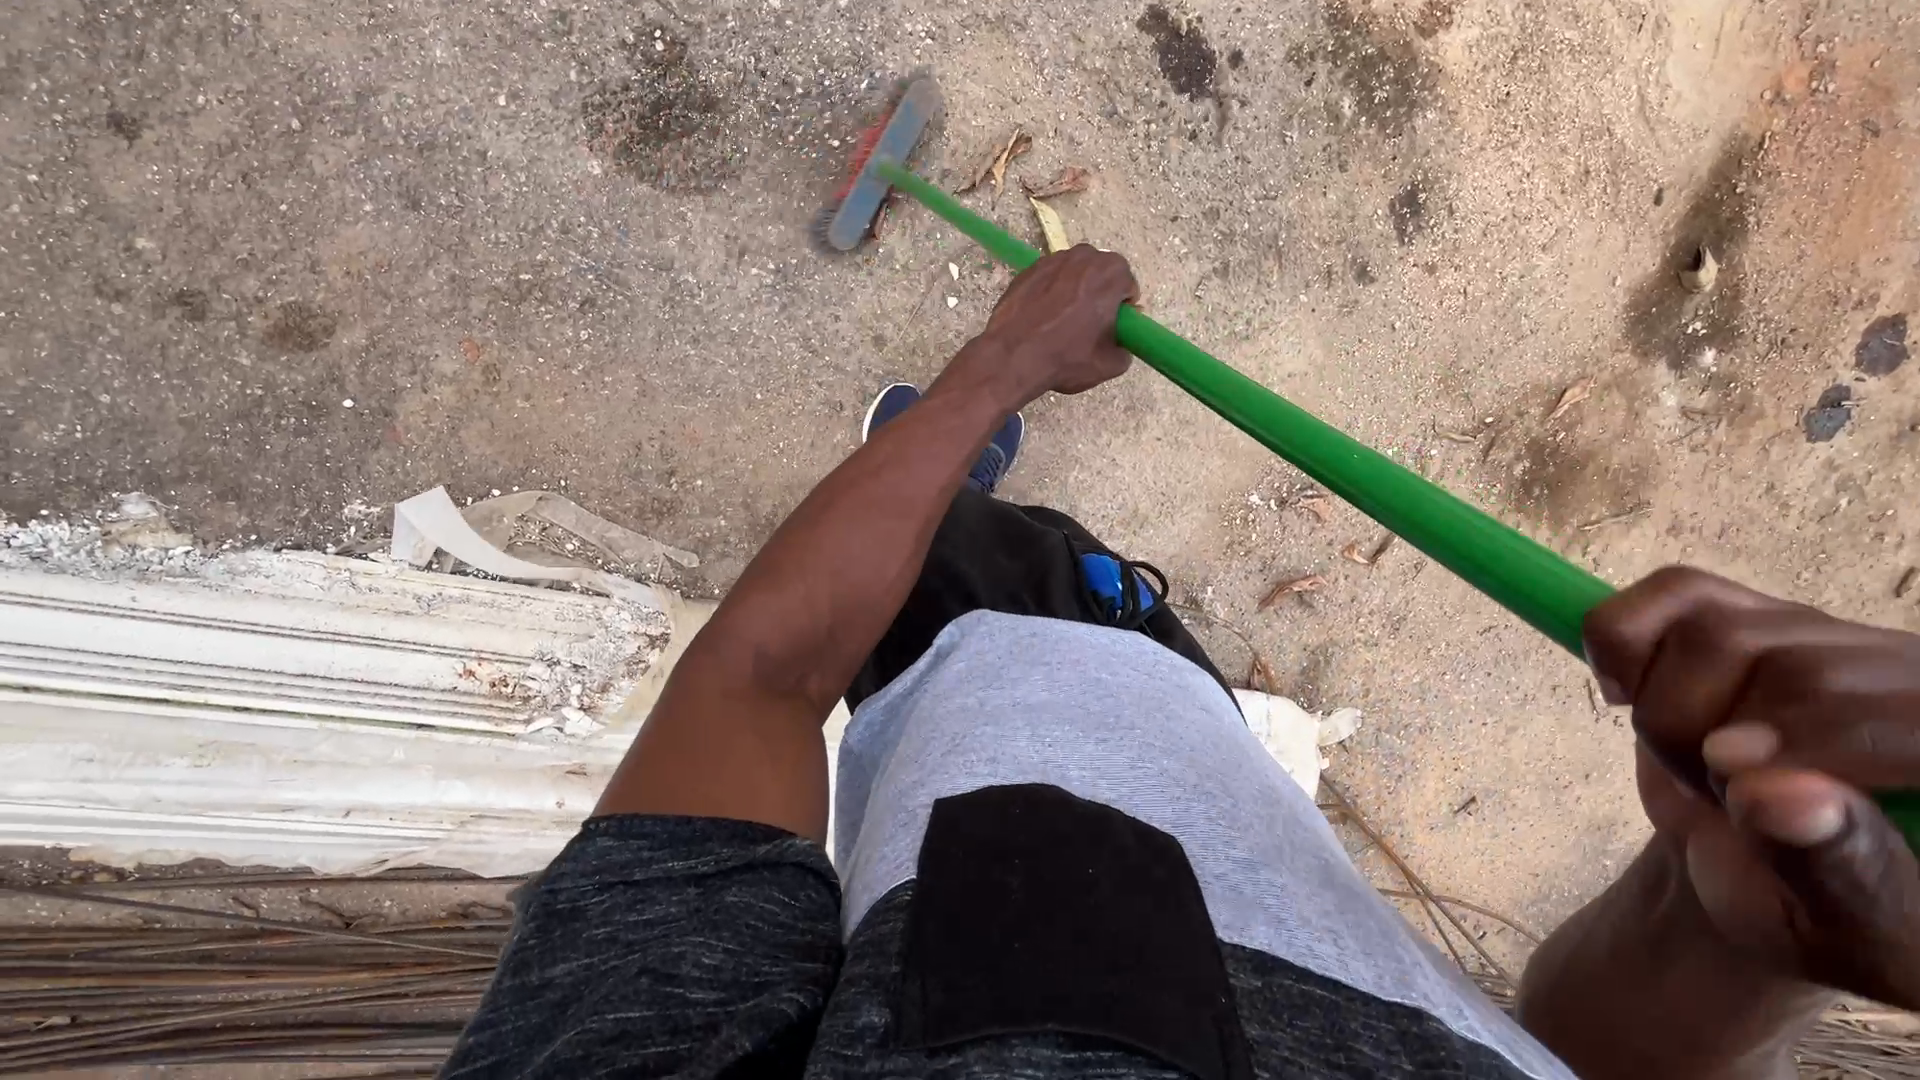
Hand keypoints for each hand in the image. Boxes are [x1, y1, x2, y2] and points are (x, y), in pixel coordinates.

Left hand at [971, 245, 1137, 401]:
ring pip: (1074, 275)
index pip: (1127, 288)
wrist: (1012, 356)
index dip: (1122, 309)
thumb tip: (1121, 346)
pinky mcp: (1028, 269)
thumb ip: (1125, 350)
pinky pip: (1049, 279)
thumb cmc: (1065, 358)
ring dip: (1074, 292)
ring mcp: (1053, 259)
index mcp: (1112, 272)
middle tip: (1088, 325)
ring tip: (1062, 323)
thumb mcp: (1110, 364)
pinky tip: (1042, 318)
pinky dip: (1050, 293)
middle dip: (1099, 295)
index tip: (1111, 327)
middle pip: (1101, 275)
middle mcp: (1085, 256)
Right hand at [1584, 567, 1919, 1006]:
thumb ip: (1831, 866)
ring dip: (1663, 709)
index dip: (1816, 738)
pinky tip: (1626, 688)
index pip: (1904, 712)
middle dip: (1713, 742)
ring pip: (1712, 630)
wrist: (1755, 869)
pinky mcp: (1732, 610)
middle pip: (1791, 667)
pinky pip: (1668, 590)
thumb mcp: (1845, 924)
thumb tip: (1782, 794)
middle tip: (1713, 799)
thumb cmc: (1818, 910)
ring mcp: (1818, 631)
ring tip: (1687, 759)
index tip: (1735, 791)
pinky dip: (1620, 638)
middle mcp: (1911, 674)